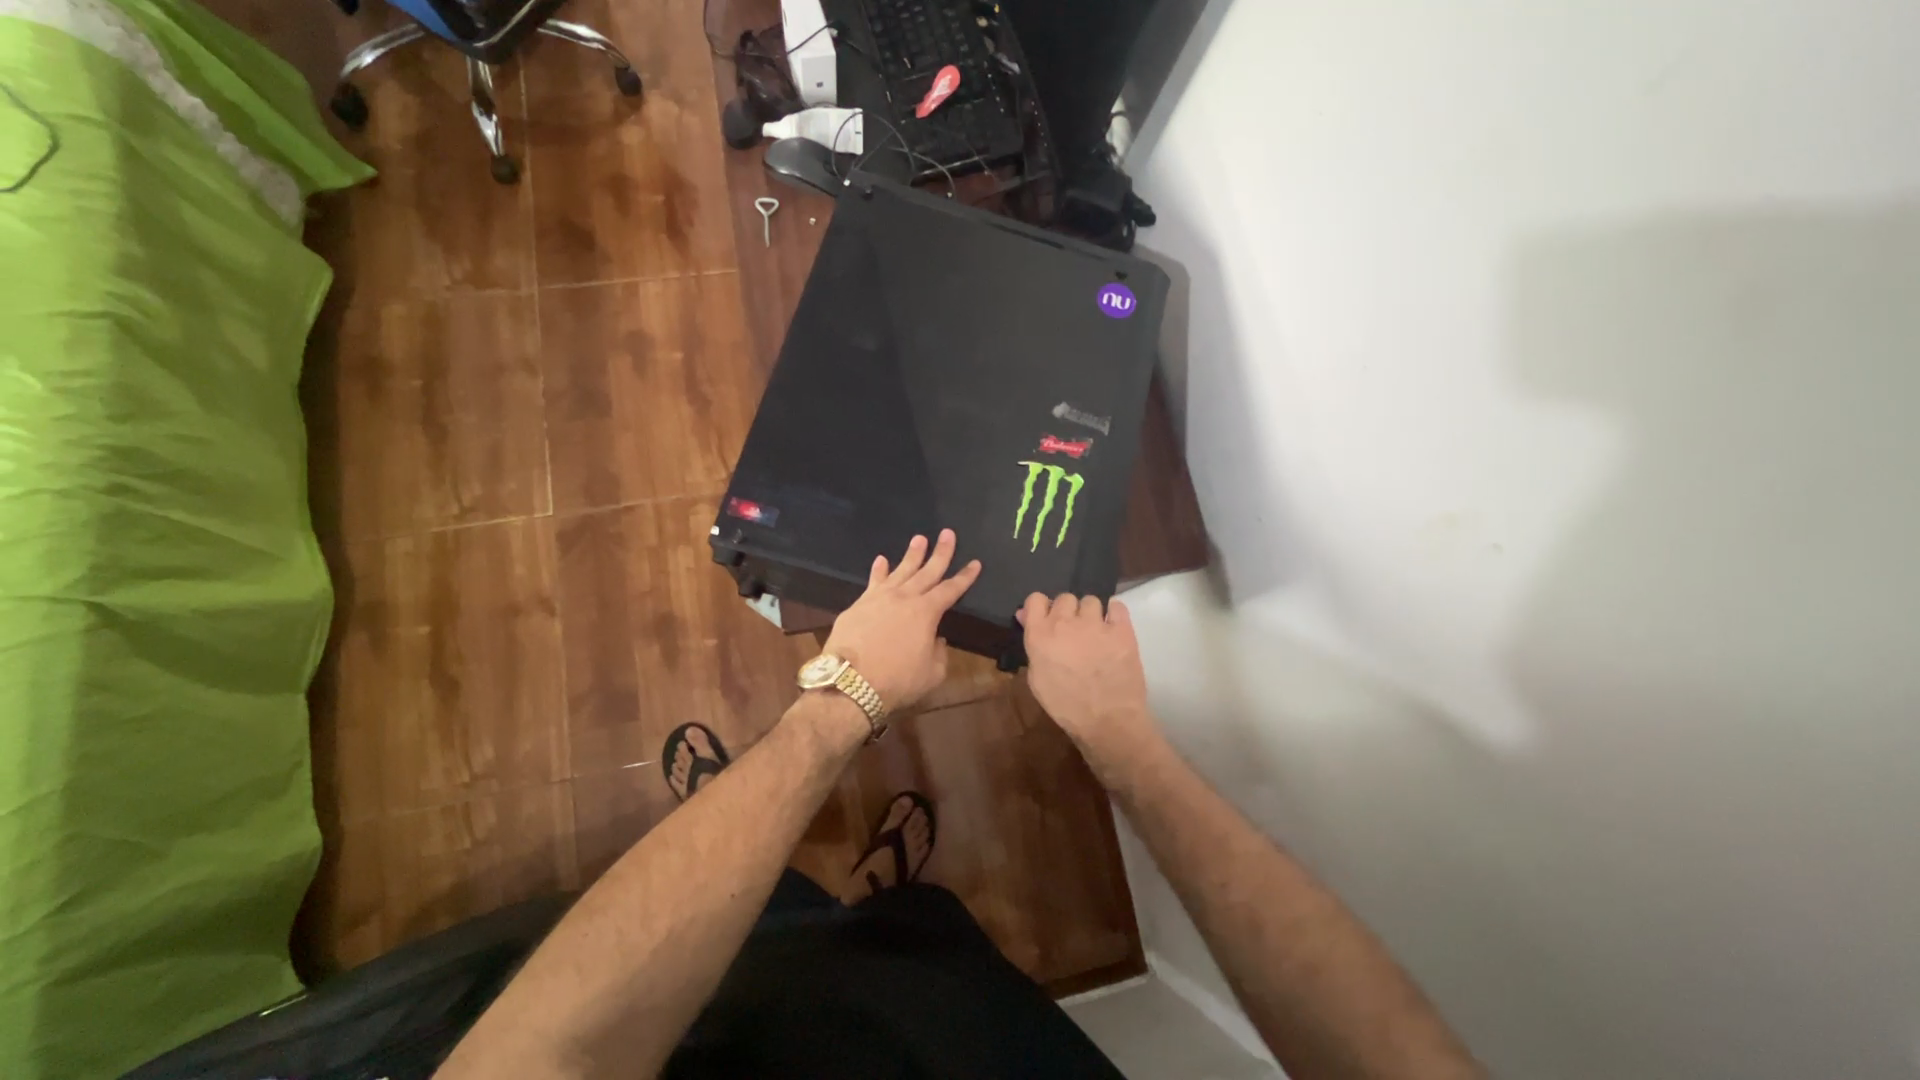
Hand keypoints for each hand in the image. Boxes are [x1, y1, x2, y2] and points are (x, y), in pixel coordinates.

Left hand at [823, 530, 981, 710]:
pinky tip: (881, 560)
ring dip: (911, 555)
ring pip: (900, 570)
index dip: (965, 576)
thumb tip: (935, 639)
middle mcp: (904, 598)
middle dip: (940, 552)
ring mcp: (879, 598)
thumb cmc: (897, 681)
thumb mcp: (932, 673)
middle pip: (927, 571)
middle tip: (948, 533)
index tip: (975, 563)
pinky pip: (873, 582)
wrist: (850, 683)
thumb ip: (938, 652)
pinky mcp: (859, 605)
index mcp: (927, 613)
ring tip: (919, 538)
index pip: (951, 589)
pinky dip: (879, 570)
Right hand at [1019, 593, 1160, 780]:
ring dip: (1090, 613)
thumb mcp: (1037, 679)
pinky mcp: (1121, 629)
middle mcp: (1065, 622)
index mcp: (1040, 634)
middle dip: (1068, 611)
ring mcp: (1095, 623)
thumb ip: (1032, 644)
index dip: (1041, 607)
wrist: (1106, 720)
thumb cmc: (1065, 706)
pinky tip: (1113, 629)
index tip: (1047, 618)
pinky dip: (1114, 614)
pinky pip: (1117, 607)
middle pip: (1065, 597)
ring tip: (1095, 632)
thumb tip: (1026, 617)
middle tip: (1073, 632)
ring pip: (1090, 600)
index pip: (1035, 599)